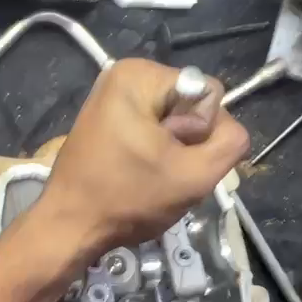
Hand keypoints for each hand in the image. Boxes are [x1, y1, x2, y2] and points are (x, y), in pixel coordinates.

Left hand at [27, 58, 249, 260]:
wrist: (70, 227)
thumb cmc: (128, 199)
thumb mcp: (196, 175)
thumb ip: (230, 142)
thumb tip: (230, 130)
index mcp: (140, 74)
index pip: (209, 94)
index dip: (203, 132)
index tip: (174, 157)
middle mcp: (123, 75)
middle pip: (190, 106)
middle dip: (186, 143)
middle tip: (161, 172)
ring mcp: (112, 98)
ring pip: (174, 123)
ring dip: (172, 153)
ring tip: (148, 176)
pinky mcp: (106, 121)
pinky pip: (152, 131)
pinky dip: (154, 155)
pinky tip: (138, 175)